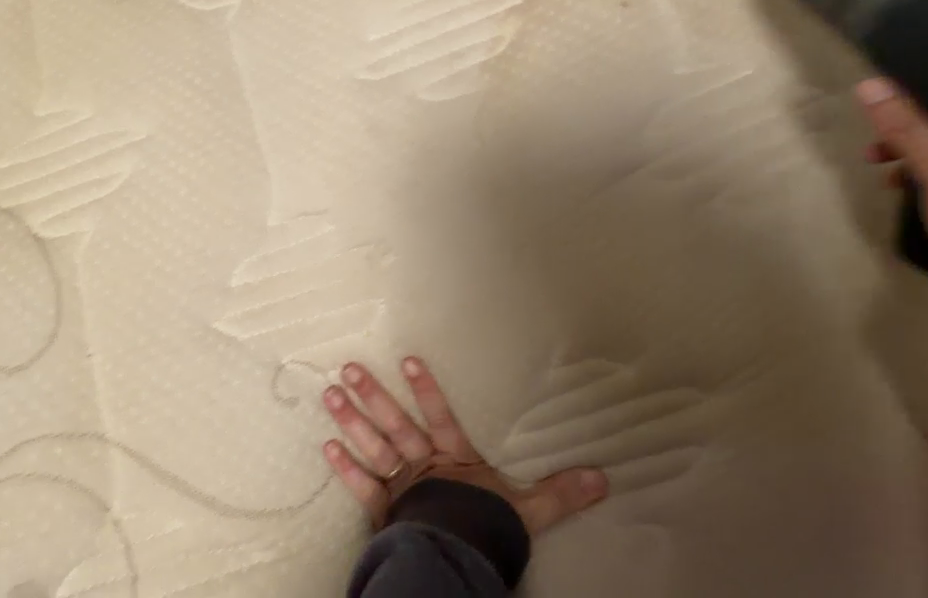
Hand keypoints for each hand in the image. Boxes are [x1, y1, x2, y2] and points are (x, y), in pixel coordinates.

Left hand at [320, 357, 608, 533]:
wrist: (462, 566)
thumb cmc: (492, 533)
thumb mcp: (530, 512)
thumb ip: (560, 492)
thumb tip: (601, 478)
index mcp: (457, 460)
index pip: (442, 417)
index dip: (427, 390)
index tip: (407, 360)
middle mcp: (425, 465)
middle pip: (397, 424)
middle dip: (373, 395)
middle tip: (348, 367)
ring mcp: (402, 486)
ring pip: (375, 446)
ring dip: (352, 420)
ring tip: (330, 394)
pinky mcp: (386, 510)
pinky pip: (362, 486)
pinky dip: (345, 467)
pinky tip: (326, 446)